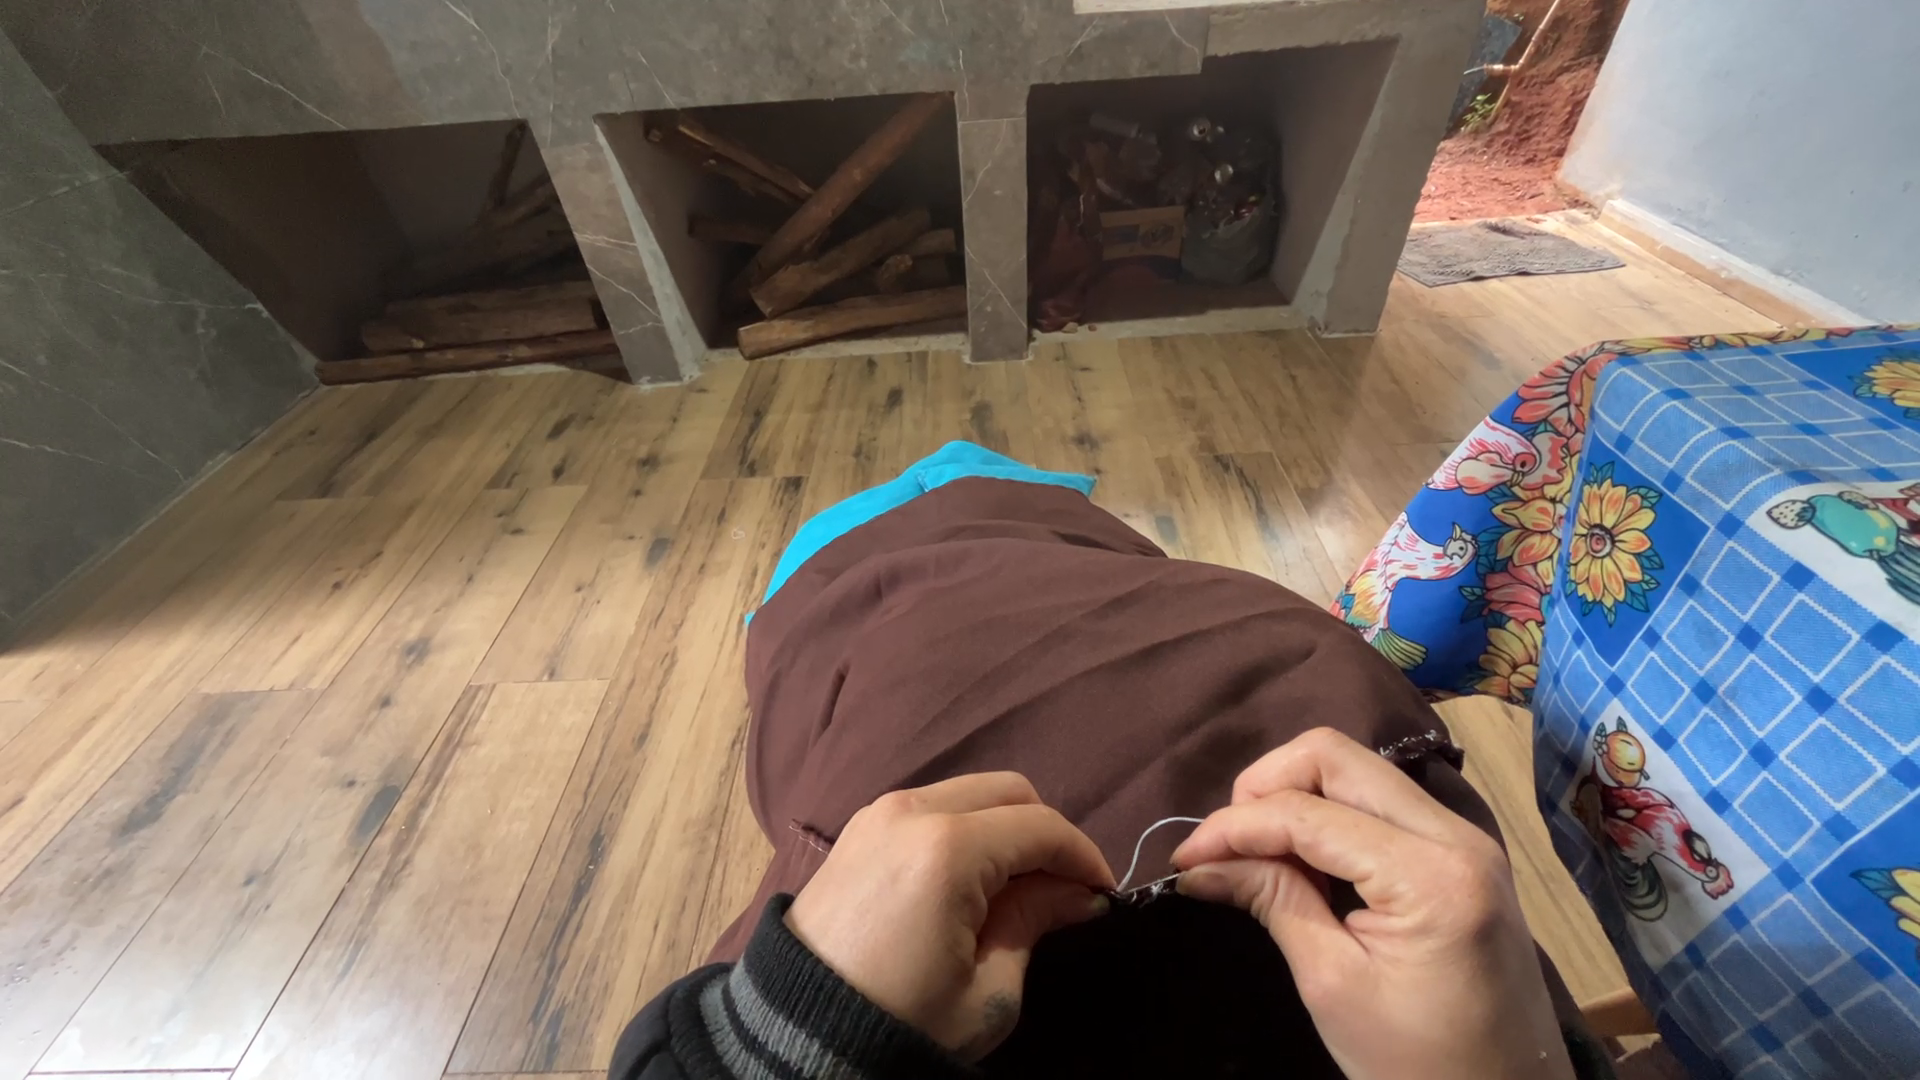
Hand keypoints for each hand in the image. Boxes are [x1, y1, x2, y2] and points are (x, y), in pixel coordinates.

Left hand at [785, 772, 1113, 1058]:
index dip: (1082, 855)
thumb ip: (1034, 922)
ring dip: (1006, 825)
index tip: (1103, 892)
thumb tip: (1078, 893)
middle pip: (1008, 790)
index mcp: (947, 848)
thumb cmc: (898, 1022)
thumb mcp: (985, 992)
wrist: (792, 1033)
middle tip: (1063, 885)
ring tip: (1018, 883)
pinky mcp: (862, 823)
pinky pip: (934, 804)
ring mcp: (882, 809)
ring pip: (970, 791)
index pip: (1039, 827)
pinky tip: (972, 874)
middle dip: (1046, 831)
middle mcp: (914, 808)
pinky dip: (968, 825)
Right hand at [1171, 728, 1574, 1079]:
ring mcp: (1461, 835)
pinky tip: (1299, 852)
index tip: (1186, 857)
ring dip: (1290, 791)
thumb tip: (1197, 861)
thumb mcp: (1331, 983)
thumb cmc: (1420, 1067)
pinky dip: (1320, 806)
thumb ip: (1270, 898)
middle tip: (1230, 842)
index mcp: (1431, 876)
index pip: (1305, 812)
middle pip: (1331, 755)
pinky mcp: (1454, 846)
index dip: (1234, 826)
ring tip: (1259, 847)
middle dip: (1264, 786)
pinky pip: (1370, 793)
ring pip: (1349, 764)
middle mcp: (1454, 834)